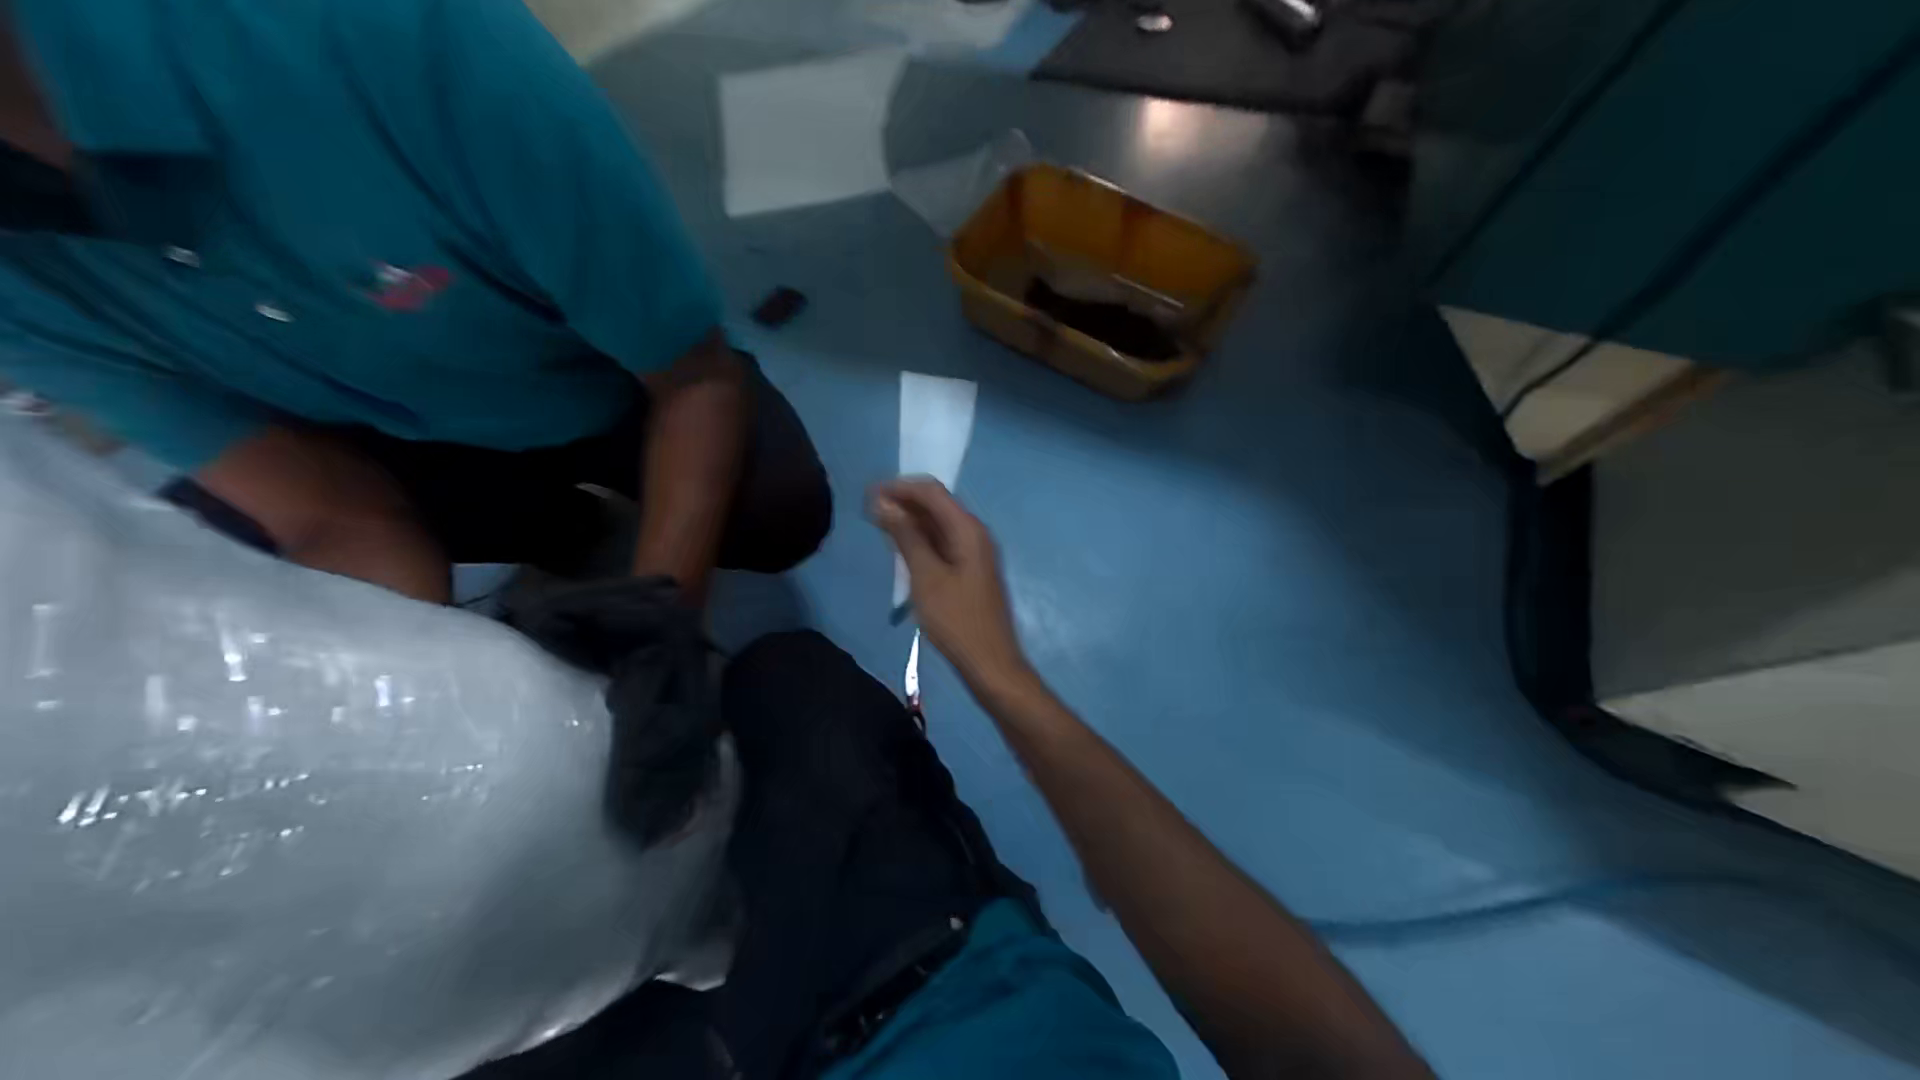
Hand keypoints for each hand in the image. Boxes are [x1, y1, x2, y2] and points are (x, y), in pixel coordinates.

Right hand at [869, 478, 1032, 691]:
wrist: (990, 663)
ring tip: (879, 528)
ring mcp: (974, 552)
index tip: (867, 495)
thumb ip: (906, 536)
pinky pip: (942, 543)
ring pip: (939, 525)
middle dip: (903, 503)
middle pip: (936, 504)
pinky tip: (901, 550)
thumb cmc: (956, 620)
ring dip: (910, 522)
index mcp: (968, 529)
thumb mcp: (926, 577)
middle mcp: (974, 533)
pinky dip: (921, 541)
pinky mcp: (970, 570)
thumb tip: (884, 503)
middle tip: (868, 512)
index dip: (899, 487)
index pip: (931, 491)